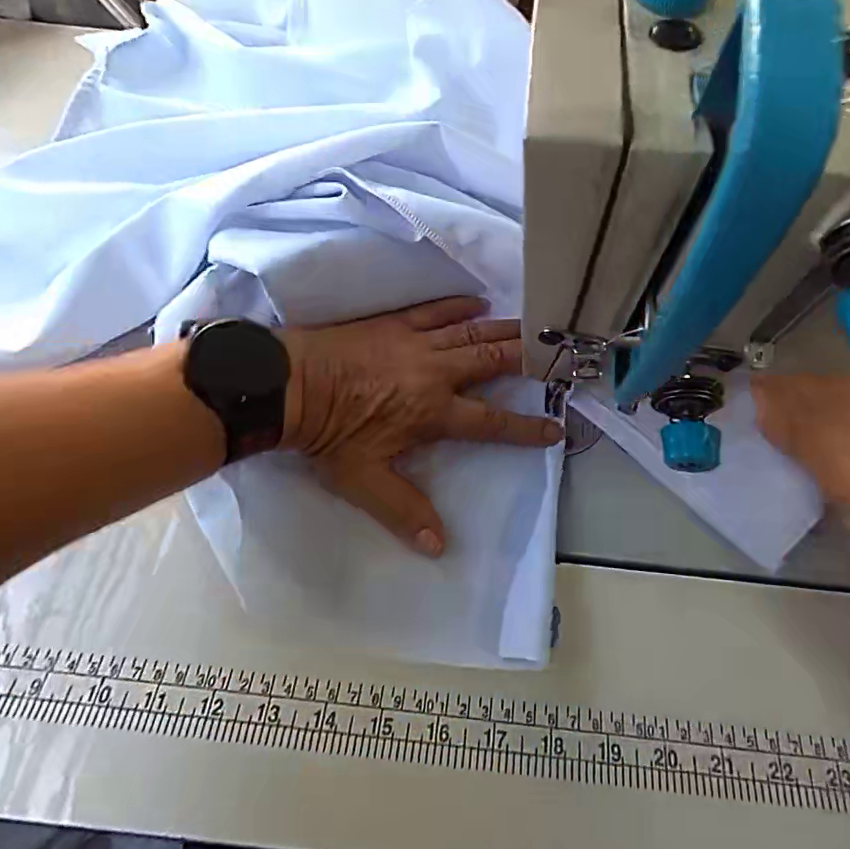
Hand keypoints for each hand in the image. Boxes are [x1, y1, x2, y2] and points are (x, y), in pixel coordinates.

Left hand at [280, 296, 563, 556]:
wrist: (290, 384)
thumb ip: (404, 510)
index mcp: (432, 411)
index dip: (525, 427)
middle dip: (529, 360)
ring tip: (534, 327)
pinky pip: (435, 311)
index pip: (491, 422)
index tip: (555, 428)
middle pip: (492, 362)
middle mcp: (434, 372)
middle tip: (559, 356)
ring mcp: (414, 342)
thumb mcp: (364, 479)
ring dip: (505, 330)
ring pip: (471, 332)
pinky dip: (459, 306)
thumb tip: (439, 546)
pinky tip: (478, 302)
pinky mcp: (394, 324)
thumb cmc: (327, 433)